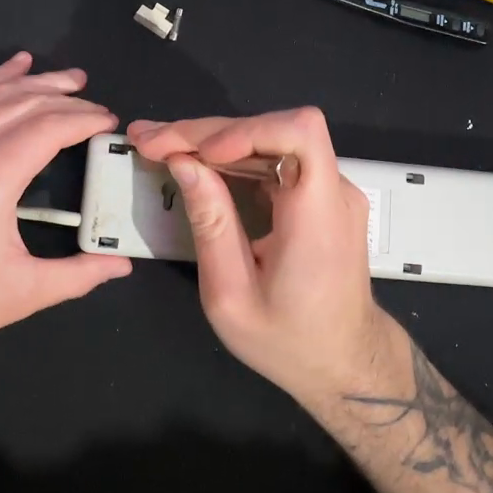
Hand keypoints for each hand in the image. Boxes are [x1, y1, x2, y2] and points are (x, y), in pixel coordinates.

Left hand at [0, 52, 131, 376]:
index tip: (111, 121)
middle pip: (25, 103)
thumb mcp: (22, 293)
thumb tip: (123, 265)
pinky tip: (14, 67)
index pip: (49, 128)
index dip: (85, 119)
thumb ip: (79, 274)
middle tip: (98, 104)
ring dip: (35, 81)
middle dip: (67, 98)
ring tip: (69, 78)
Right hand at [128, 108, 398, 404]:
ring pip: (269, 136)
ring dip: (211, 139)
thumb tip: (183, 163)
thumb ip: (210, 225)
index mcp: (318, 218)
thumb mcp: (231, 297)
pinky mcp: (319, 191)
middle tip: (147, 140)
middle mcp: (333, 190)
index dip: (250, 129)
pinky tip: (191, 160)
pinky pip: (274, 156)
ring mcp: (330, 187)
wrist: (344, 363)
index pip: (302, 135)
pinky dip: (230, 155)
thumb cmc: (288, 341)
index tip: (204, 153)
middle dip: (205, 132)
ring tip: (157, 144)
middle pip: (272, 129)